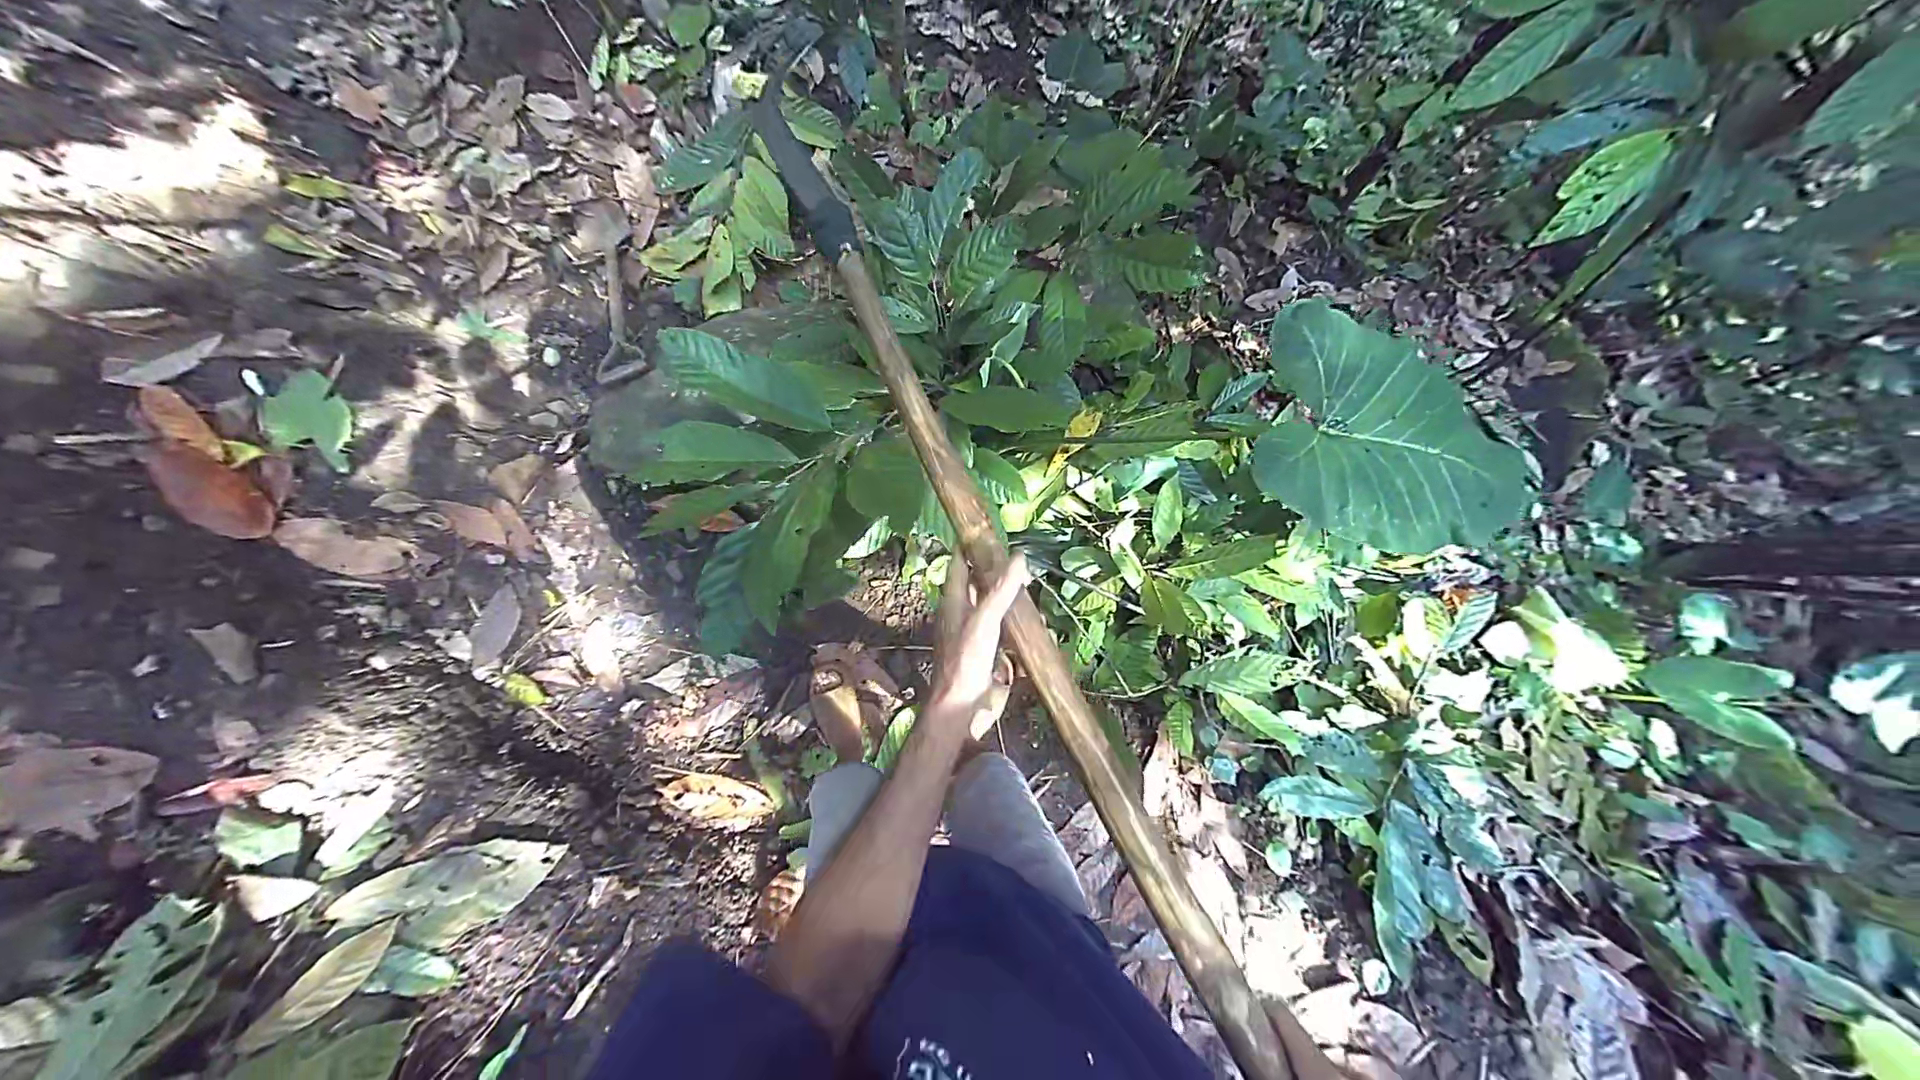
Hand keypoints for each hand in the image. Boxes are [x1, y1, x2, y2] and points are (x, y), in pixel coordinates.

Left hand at [928, 553, 1026, 740]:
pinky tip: (1036, 626)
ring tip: (1034, 591)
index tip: (991, 529)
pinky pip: (1007, 632)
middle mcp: (963, 613)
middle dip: (1000, 572)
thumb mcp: (985, 620)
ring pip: (996, 607)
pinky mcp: (989, 653)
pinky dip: (1021, 626)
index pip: (960, 563)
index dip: (971, 544)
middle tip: (1024, 562)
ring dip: (1013, 600)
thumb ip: (1001, 589)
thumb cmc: (966, 660)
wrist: (961, 707)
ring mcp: (976, 634)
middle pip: (980, 583)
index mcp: (954, 600)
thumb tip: (1019, 556)